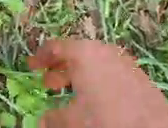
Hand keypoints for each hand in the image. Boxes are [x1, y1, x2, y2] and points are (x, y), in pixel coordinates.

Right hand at [29, 39, 167, 127]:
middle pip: (74, 53)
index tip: (30, 67)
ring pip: (93, 63)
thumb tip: (42, 120)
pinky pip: (108, 71)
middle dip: (59, 68)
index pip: (55, 47)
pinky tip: (96, 101)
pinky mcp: (137, 75)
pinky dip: (96, 81)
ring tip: (69, 93)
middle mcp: (101, 50)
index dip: (40, 58)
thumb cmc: (107, 119)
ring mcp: (122, 61)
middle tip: (47, 83)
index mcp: (83, 53)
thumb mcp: (74, 121)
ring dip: (78, 77)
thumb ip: (54, 118)